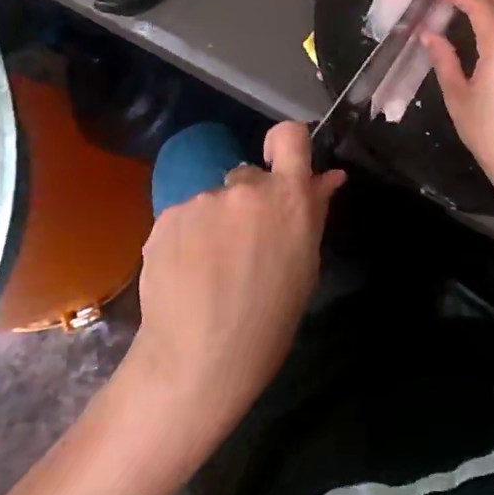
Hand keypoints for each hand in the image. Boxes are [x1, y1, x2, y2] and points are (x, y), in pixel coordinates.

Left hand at [126, 121, 345, 425]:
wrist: (198, 358)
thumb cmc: (268, 324)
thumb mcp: (304, 269)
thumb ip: (312, 215)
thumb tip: (327, 178)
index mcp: (288, 199)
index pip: (289, 136)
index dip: (286, 145)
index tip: (281, 167)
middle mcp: (244, 188)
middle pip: (247, 177)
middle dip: (248, 203)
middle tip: (243, 249)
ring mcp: (201, 201)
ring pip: (212, 201)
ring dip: (214, 223)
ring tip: (210, 271)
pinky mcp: (166, 216)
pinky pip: (183, 218)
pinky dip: (186, 238)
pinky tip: (186, 273)